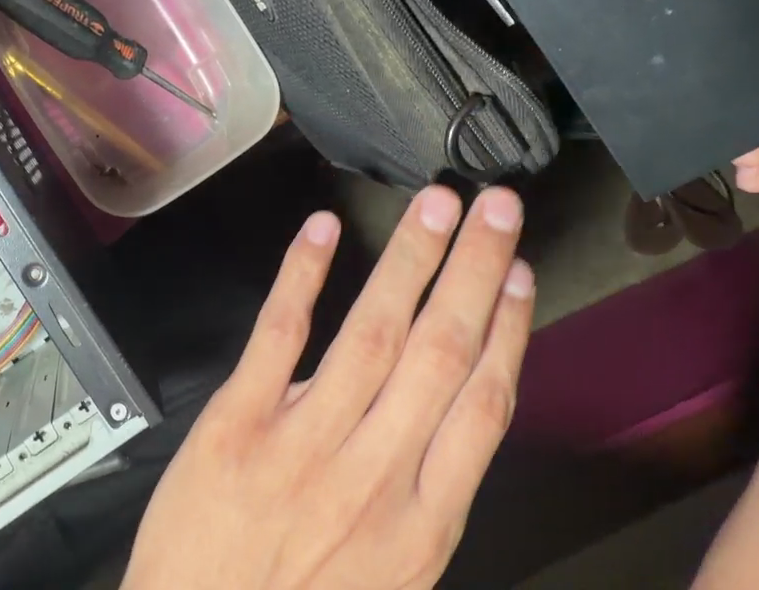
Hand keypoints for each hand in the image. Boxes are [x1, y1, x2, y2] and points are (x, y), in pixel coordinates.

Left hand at [122, 185, 535, 589]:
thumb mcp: (392, 580)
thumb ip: (422, 496)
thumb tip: (448, 413)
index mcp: (421, 518)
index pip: (483, 404)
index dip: (508, 331)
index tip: (521, 276)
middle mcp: (372, 472)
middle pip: (439, 351)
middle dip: (475, 271)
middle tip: (497, 207)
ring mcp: (302, 441)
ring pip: (372, 331)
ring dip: (409, 259)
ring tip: (436, 205)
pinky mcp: (238, 421)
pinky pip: (279, 334)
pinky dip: (302, 277)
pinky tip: (323, 230)